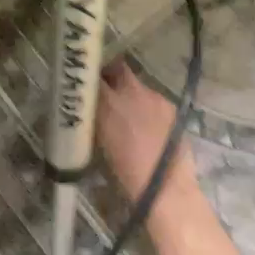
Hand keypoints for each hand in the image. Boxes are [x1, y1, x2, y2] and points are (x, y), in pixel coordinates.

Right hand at [94, 62, 196, 204]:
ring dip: (130, 92)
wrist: (164, 185)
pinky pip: (154, 98)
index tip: (85, 82)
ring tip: (130, 111)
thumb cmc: (124, 173)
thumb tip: (91, 110)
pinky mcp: (170, 105)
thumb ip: (95, 119)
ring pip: (137, 84)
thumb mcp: (99, 143)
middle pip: (118, 68)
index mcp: (105, 104)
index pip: (92, 76)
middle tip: (106, 88)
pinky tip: (149, 123)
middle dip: (111, 75)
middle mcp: (129, 92)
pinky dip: (147, 105)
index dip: (89, 77)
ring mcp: (153, 96)